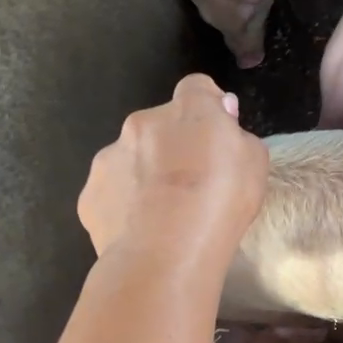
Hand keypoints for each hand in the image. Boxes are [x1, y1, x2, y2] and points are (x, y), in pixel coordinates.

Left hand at [77, 74, 269, 261]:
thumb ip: (236, 136)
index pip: (197, 86)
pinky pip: (112, 188)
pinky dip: (125, 200)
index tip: (218, 131)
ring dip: (146, 170)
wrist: (164, 255)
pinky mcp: (88, 195)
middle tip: (193, 177)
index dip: (208, 105)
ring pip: (132, 155)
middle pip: (161, 123)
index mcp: (188, 109)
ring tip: (163, 209)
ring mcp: (109, 158)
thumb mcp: (254, 161)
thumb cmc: (221, 200)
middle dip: (174, 141)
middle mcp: (143, 123)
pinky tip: (142, 226)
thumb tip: (220, 125)